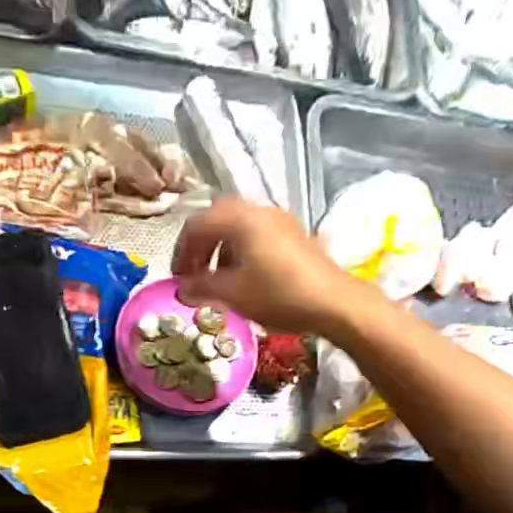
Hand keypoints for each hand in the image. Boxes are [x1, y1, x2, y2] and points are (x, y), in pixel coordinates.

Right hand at [172, 197, 373, 334]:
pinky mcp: (296, 235)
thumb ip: (201, 287)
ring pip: (240, 227)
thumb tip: (182, 288)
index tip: (177, 279)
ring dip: (223, 250)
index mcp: (239, 218)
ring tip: (220, 280)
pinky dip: (244, 251)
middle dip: (202, 248)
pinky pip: (259, 235)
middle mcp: (259, 210)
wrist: (335, 302)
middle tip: (195, 275)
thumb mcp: (233, 294)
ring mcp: (281, 220)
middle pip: (218, 220)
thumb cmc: (279, 295)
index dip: (180, 252)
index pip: (196, 225)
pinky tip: (247, 278)